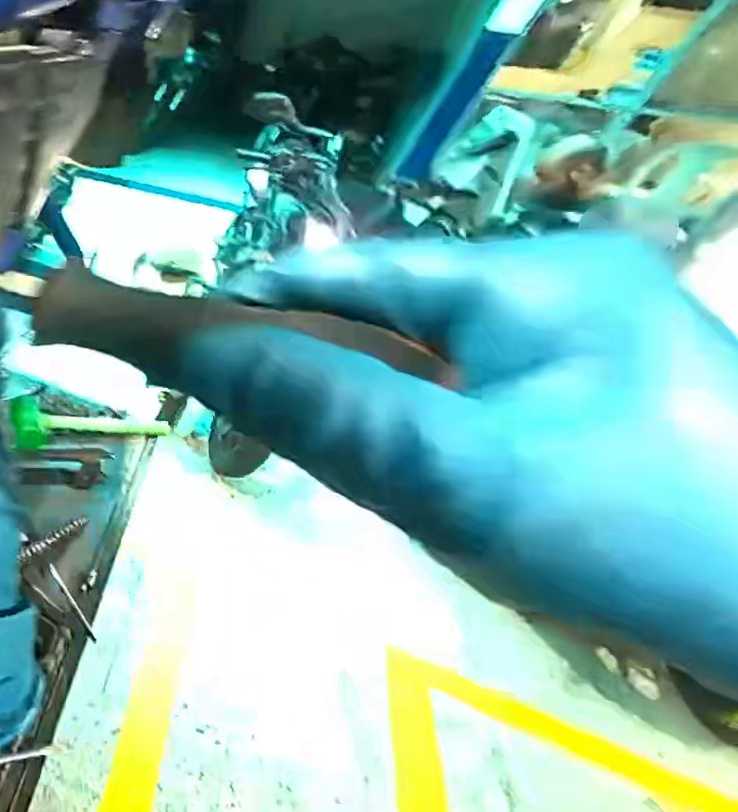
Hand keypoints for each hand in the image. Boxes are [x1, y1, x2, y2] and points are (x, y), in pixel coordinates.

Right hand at [176, 235, 737, 687]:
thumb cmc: (643, 539)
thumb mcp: (443, 468)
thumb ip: (306, 399)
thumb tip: (180, 344)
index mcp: (519, 276)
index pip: (330, 272)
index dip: (237, 315)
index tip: (169, 376)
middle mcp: (533, 287)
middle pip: (351, 318)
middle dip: (283, 379)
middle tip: (234, 453)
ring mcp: (549, 340)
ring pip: (379, 361)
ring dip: (323, 410)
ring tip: (287, 466)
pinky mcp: (555, 390)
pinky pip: (419, 395)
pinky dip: (373, 429)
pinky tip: (369, 469)